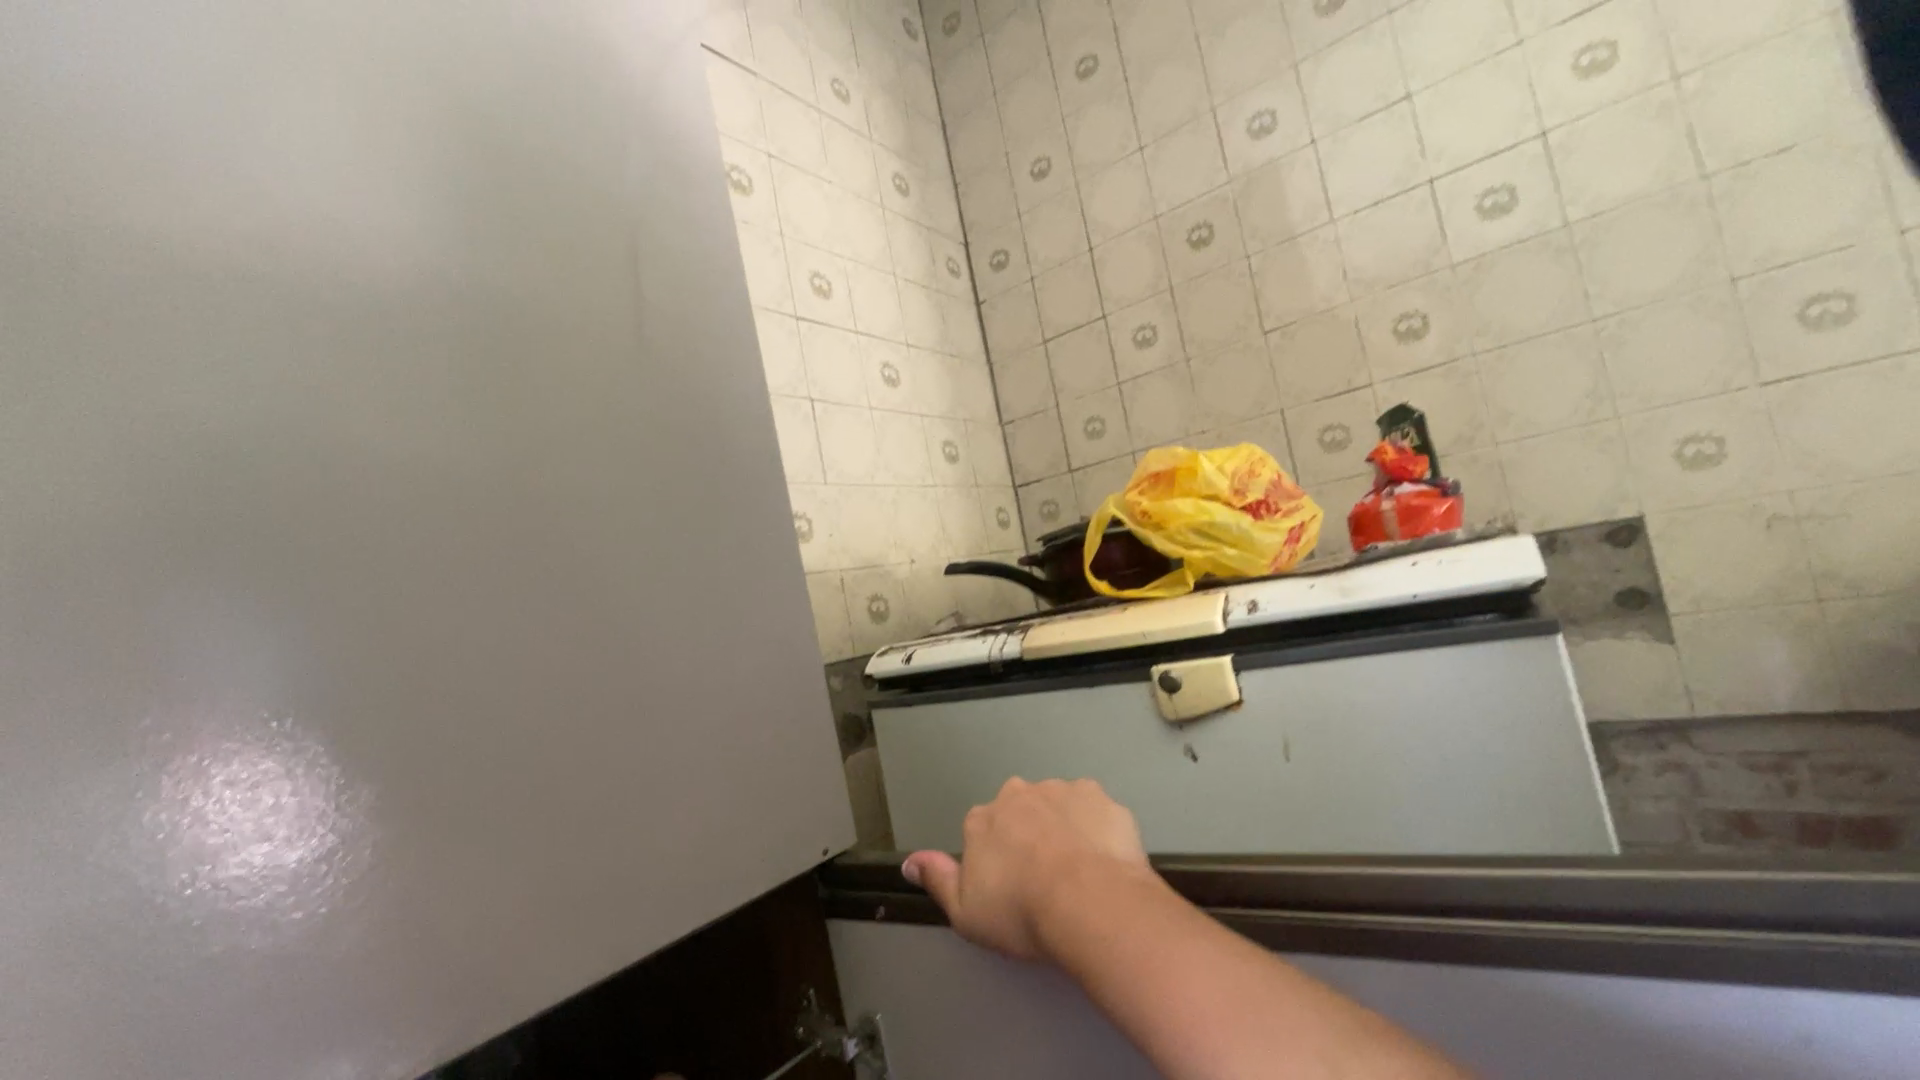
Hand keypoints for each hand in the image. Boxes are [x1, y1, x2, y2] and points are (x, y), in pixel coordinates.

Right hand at [902, 777, 1155, 961]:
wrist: (1089, 903)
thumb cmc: (1021, 913)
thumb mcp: (965, 912)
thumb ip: (938, 880)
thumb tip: (910, 862)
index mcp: (982, 819)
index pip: (982, 829)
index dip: (996, 857)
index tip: (1010, 885)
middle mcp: (1018, 794)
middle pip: (1020, 809)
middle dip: (1029, 833)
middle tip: (1044, 876)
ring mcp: (1062, 791)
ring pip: (1059, 806)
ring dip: (1064, 827)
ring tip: (1079, 872)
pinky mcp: (1101, 798)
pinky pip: (1096, 811)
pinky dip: (1098, 828)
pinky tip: (1105, 860)